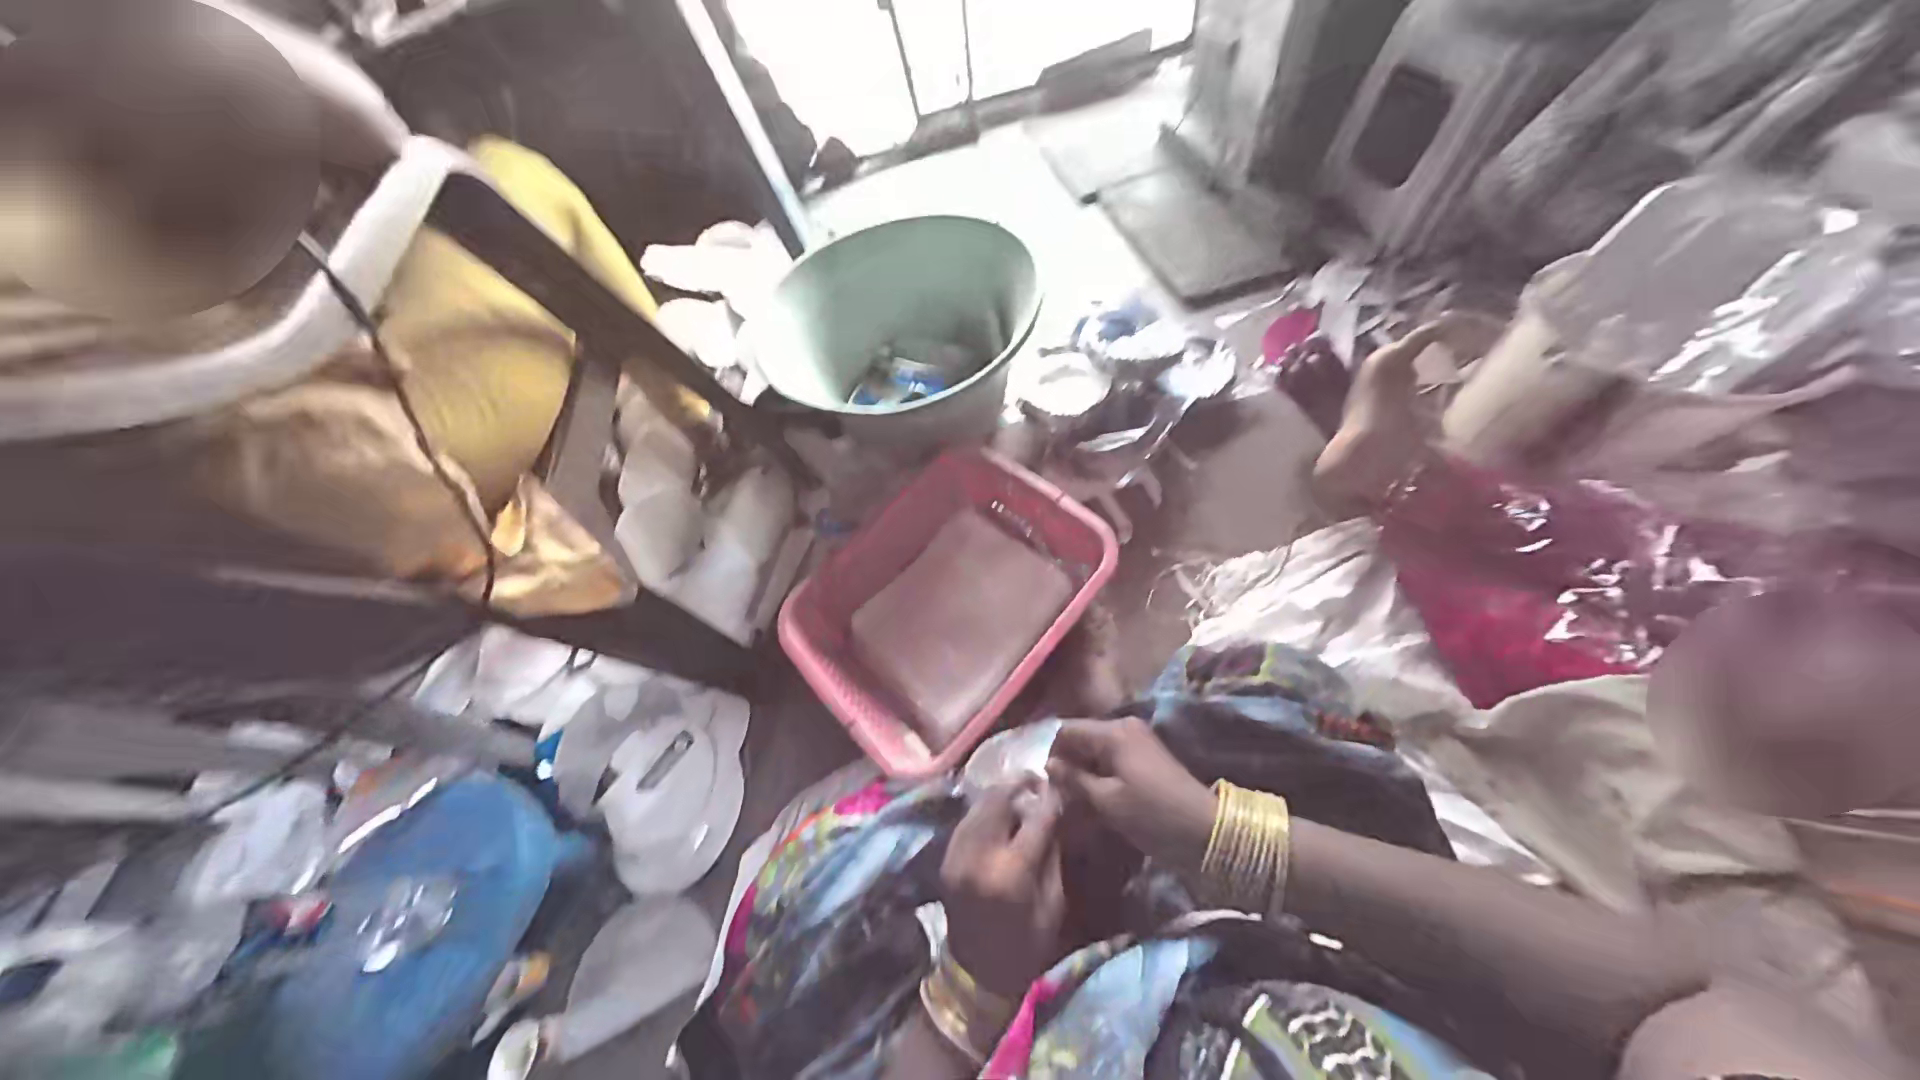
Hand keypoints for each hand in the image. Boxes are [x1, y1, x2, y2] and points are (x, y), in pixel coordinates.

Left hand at [940, 781, 1066, 997]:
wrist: (977, 972)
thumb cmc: (1026, 943)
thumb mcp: (1053, 901)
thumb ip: (1051, 851)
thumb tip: (1053, 811)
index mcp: (1012, 871)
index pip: (1035, 817)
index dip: (1050, 797)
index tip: (1060, 784)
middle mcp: (979, 854)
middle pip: (999, 797)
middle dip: (1020, 784)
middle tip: (1037, 782)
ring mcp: (957, 852)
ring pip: (979, 802)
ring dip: (1001, 793)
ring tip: (1020, 794)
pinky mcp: (946, 855)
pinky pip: (967, 818)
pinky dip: (985, 809)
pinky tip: (999, 814)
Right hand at [1047, 717, 1216, 877]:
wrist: (1207, 831)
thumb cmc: (1153, 815)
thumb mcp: (1107, 801)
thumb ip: (1074, 779)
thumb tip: (1048, 764)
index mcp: (1113, 732)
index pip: (1066, 730)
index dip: (1050, 752)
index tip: (1042, 780)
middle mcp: (1124, 726)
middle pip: (1081, 738)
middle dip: (1067, 762)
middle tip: (1055, 792)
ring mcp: (1137, 740)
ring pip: (1096, 749)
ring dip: (1083, 770)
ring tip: (1072, 798)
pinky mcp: (1146, 756)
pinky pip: (1112, 757)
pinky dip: (1100, 774)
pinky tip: (1094, 797)